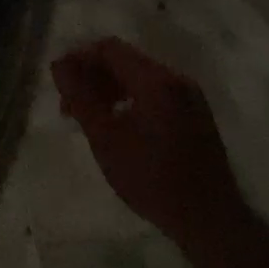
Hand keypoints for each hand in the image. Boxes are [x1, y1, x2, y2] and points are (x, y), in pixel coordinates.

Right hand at [52, 38, 252, 248]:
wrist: (209, 219)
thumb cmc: (152, 179)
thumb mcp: (106, 139)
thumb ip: (81, 97)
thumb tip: (59, 64)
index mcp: (157, 80)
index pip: (110, 48)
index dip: (79, 58)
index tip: (58, 83)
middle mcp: (176, 79)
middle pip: (125, 60)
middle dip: (92, 76)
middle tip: (69, 107)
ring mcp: (189, 97)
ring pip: (140, 78)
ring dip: (110, 90)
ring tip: (89, 119)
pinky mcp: (194, 115)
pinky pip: (155, 94)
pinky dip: (130, 101)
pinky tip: (118, 127)